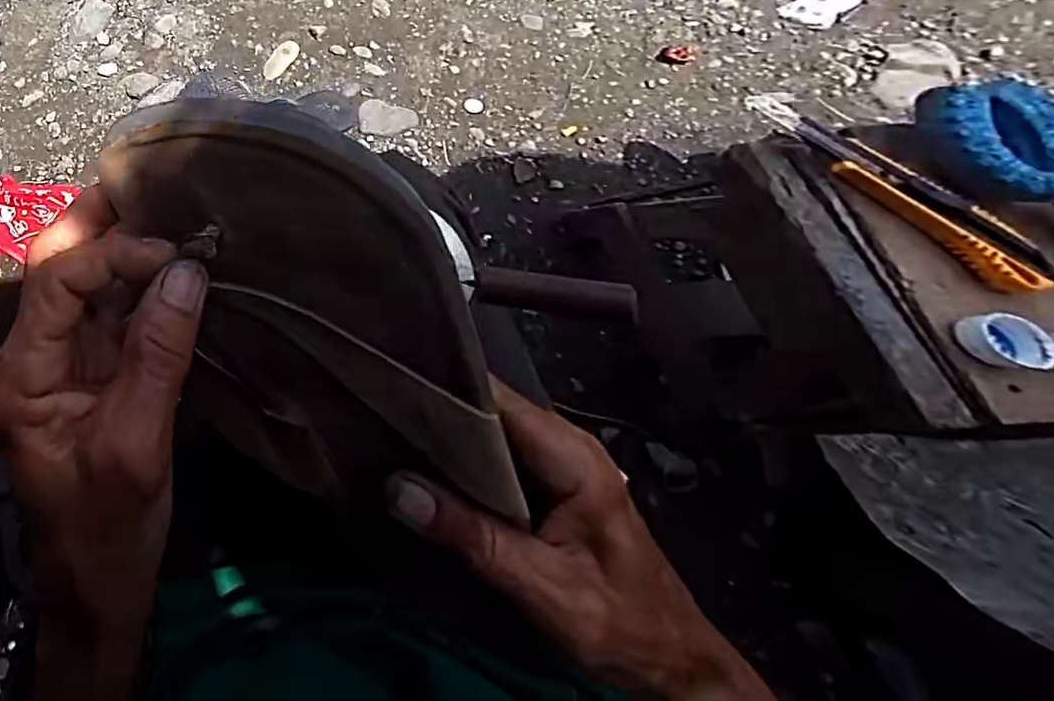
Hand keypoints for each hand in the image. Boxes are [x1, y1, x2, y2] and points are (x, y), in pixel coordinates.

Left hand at [0, 188, 207, 699]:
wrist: (99, 585)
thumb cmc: (106, 530)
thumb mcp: (136, 446)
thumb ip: (159, 356)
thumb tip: (188, 273)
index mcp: (22, 371)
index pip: (56, 282)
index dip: (110, 256)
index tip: (169, 256)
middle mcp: (33, 351)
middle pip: (55, 264)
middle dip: (99, 225)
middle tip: (153, 195)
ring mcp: (63, 355)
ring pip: (84, 277)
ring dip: (125, 246)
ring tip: (171, 218)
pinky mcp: (93, 364)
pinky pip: (113, 306)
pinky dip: (142, 280)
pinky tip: (173, 264)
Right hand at [387, 381, 772, 700]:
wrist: (675, 666)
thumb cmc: (624, 627)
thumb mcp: (546, 589)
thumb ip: (472, 537)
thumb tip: (396, 487)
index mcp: (573, 456)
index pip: (494, 395)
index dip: (441, 386)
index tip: (389, 388)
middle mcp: (565, 442)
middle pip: (486, 403)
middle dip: (434, 406)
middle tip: (377, 411)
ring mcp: (556, 457)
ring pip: (487, 424)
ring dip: (443, 429)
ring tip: (389, 428)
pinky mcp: (546, 476)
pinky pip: (493, 446)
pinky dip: (459, 451)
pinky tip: (424, 460)